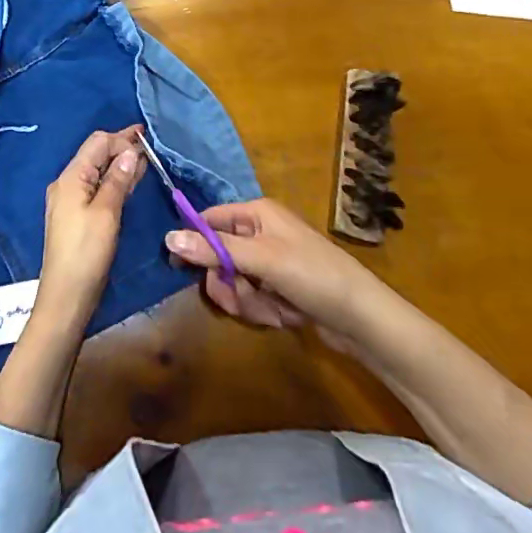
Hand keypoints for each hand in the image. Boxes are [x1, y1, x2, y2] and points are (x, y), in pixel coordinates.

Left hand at [37, 127, 146, 321]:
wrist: (66, 295)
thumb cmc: (86, 252)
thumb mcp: (106, 213)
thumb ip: (117, 180)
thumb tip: (130, 153)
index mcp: (71, 178)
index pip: (97, 143)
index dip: (121, 139)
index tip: (147, 140)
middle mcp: (67, 183)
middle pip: (96, 155)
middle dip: (121, 148)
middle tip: (150, 147)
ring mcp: (70, 200)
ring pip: (97, 172)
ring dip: (119, 165)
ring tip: (145, 160)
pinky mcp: (77, 216)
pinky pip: (97, 188)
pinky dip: (114, 182)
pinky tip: (130, 182)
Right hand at [165, 198, 382, 336]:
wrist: (362, 318)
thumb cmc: (313, 275)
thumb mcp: (262, 259)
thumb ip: (214, 249)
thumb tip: (168, 238)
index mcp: (257, 214)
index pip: (209, 220)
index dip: (193, 242)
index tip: (177, 268)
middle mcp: (260, 233)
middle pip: (217, 256)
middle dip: (228, 282)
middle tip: (243, 294)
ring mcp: (270, 263)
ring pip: (233, 282)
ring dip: (246, 300)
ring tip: (272, 309)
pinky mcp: (278, 289)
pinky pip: (251, 298)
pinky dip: (262, 310)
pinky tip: (282, 316)